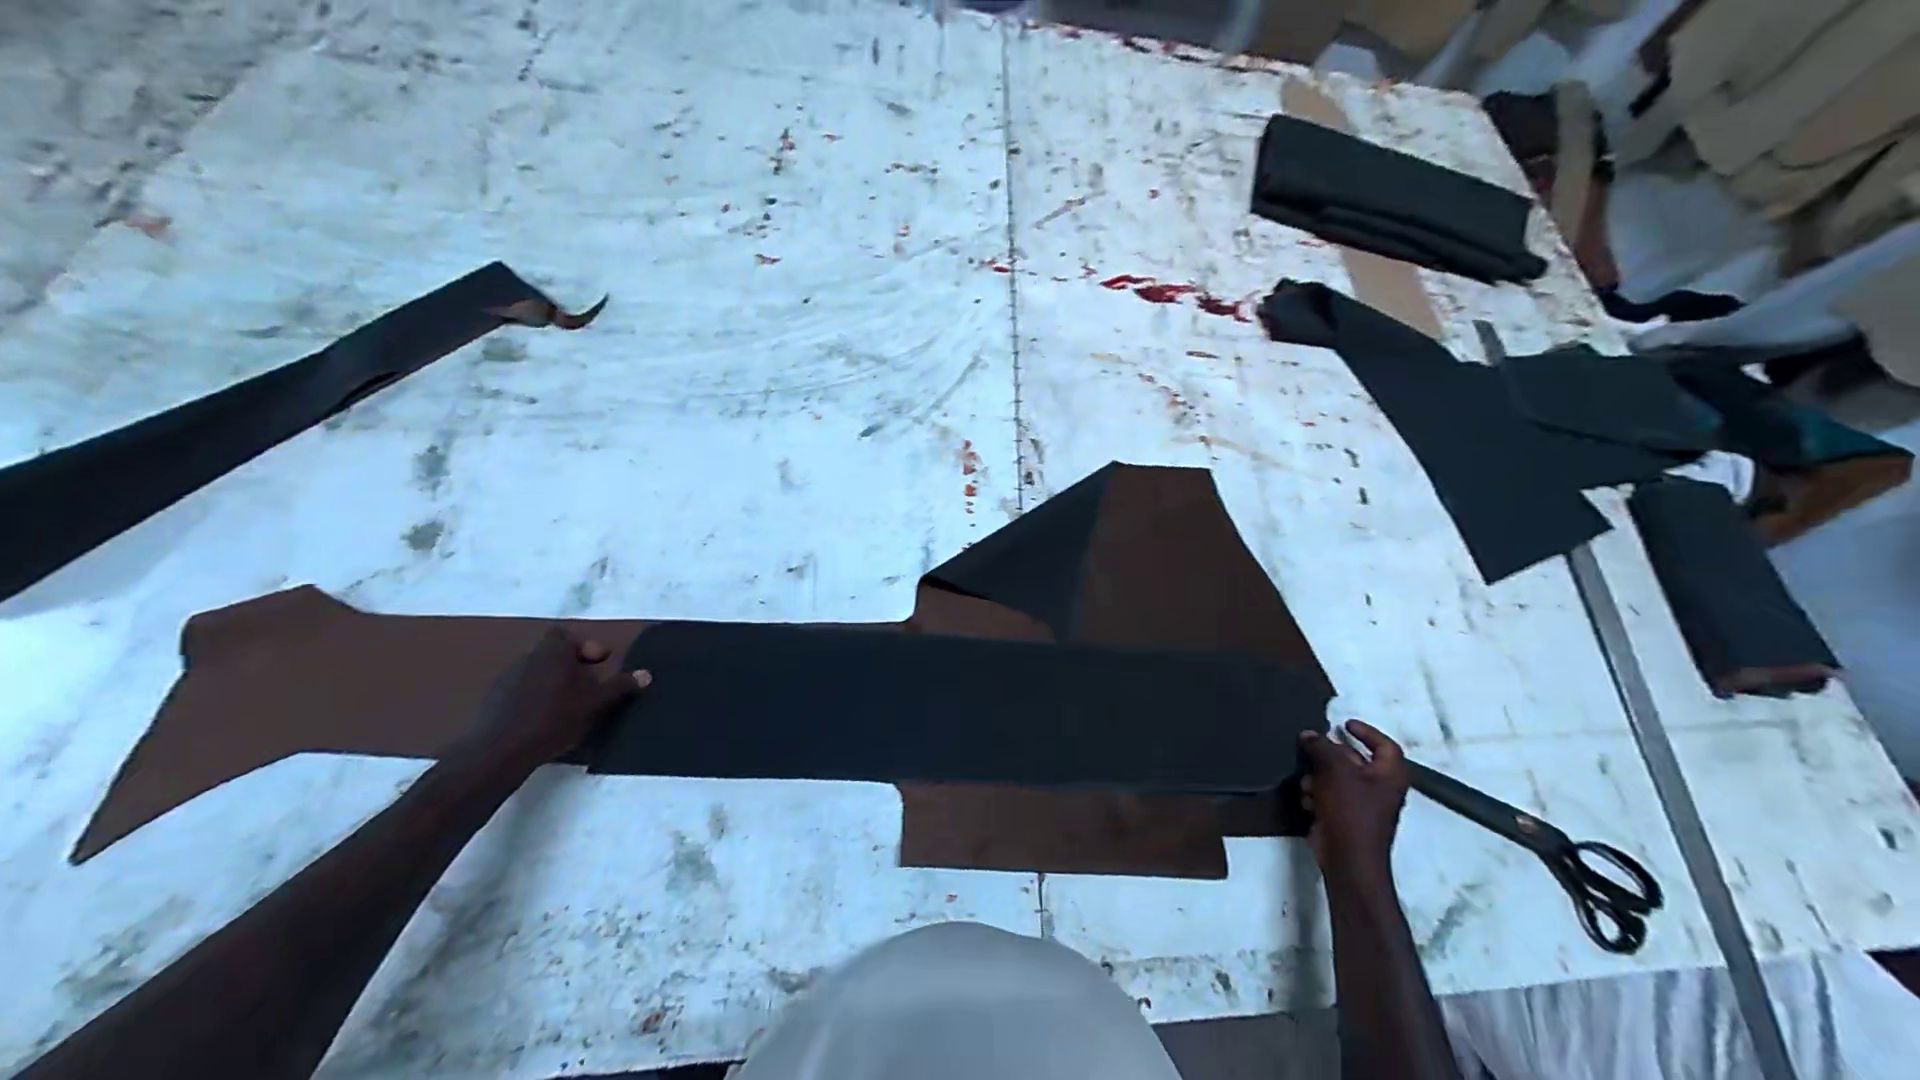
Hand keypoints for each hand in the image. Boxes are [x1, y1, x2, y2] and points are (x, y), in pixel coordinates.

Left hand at [460, 629, 650, 768]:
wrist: (499, 751)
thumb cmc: (554, 718)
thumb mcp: (595, 702)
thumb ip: (620, 686)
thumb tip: (646, 674)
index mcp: (552, 651)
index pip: (566, 635)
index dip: (585, 646)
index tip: (600, 663)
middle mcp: (527, 658)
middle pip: (554, 654)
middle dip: (574, 667)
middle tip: (591, 687)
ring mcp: (506, 679)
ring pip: (538, 673)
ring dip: (555, 684)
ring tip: (570, 706)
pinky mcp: (494, 701)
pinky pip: (523, 691)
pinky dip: (537, 699)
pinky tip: (546, 720)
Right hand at [1299, 720, 1408, 885]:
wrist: (1347, 857)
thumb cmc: (1350, 809)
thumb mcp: (1335, 771)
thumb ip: (1321, 748)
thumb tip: (1309, 735)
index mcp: (1389, 775)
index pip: (1385, 745)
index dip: (1367, 732)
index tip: (1345, 724)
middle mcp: (1380, 788)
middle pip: (1354, 760)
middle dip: (1330, 755)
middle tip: (1310, 746)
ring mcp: (1362, 805)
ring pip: (1336, 778)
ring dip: (1318, 778)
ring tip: (1309, 784)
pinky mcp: (1343, 817)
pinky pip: (1327, 796)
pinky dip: (1316, 796)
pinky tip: (1308, 802)